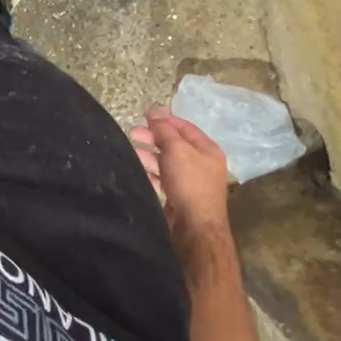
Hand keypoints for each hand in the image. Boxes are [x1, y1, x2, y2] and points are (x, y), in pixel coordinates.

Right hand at [130, 107, 229, 239]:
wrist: (195, 226)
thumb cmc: (189, 182)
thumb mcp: (177, 149)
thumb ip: (165, 131)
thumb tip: (155, 115)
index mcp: (207, 149)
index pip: (184, 127)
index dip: (165, 118)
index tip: (144, 114)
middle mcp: (202, 163)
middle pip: (175, 143)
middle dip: (154, 136)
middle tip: (134, 132)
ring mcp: (192, 180)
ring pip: (167, 160)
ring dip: (150, 153)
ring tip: (133, 151)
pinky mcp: (181, 195)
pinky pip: (164, 177)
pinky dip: (152, 171)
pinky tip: (139, 169)